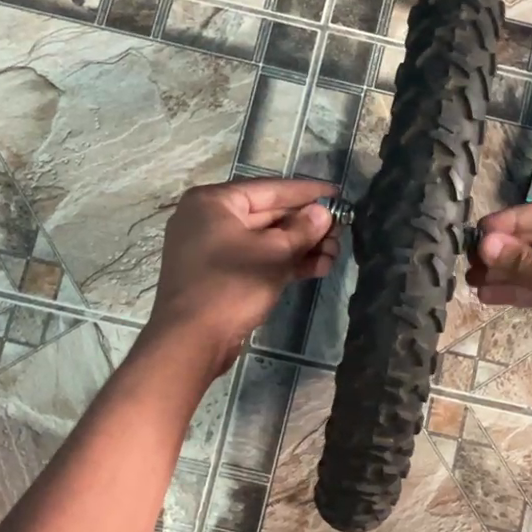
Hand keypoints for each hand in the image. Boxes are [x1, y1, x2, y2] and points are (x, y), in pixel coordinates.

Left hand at [147, 179, 340, 368]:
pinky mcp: (220, 275)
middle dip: (307, 225)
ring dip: (301, 247)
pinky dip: (285, 263)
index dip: (307, 192)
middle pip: (269, 214)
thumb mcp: (273, 254)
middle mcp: (209, 219)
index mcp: (214, 202)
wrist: (190, 342)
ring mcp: (213, 249)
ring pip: (266, 240)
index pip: (270, 189)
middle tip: (341, 231)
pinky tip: (318, 268)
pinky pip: (257, 259)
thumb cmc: (230, 286)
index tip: (337, 193)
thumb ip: (302, 229)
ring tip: (334, 254)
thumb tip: (323, 212)